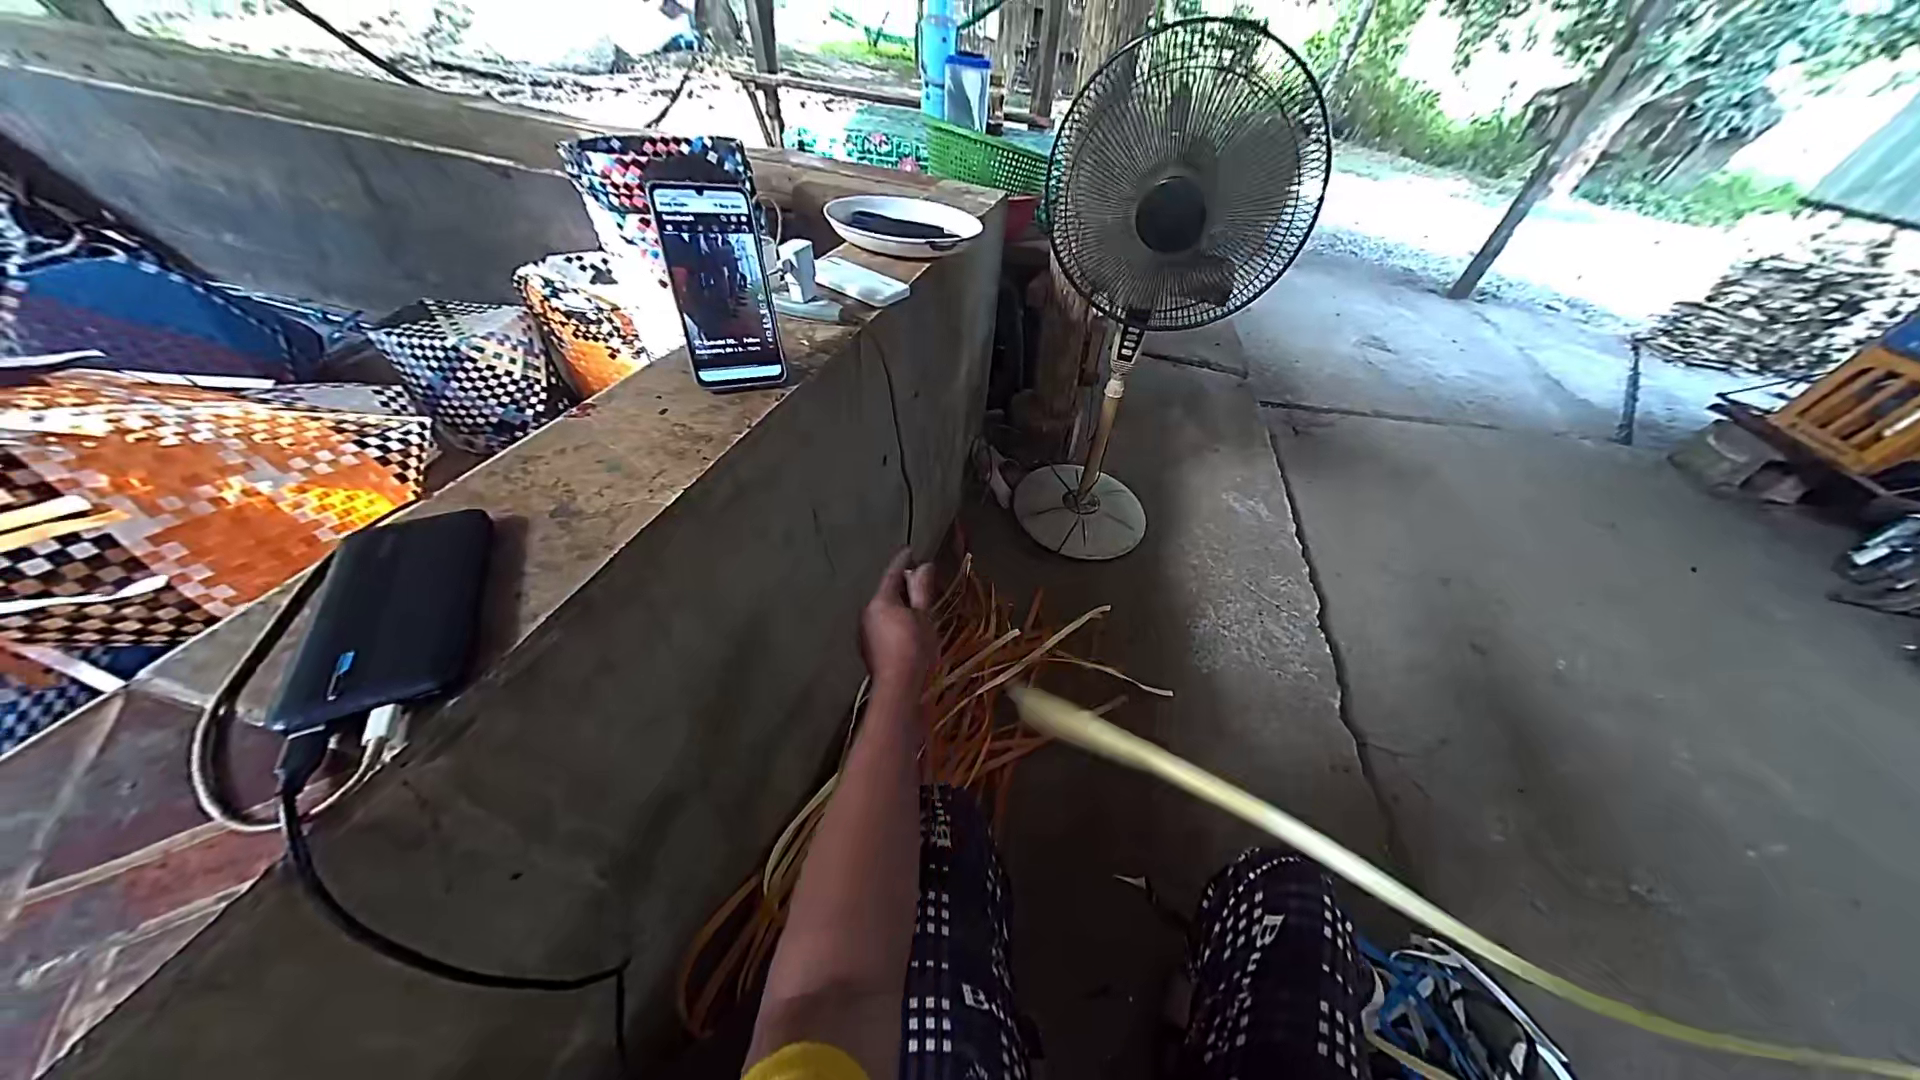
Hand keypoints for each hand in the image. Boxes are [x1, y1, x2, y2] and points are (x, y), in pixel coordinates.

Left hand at [860, 549, 935, 695]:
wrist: (899, 689)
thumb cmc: (914, 649)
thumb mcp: (924, 616)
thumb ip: (922, 590)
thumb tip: (924, 566)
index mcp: (881, 601)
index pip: (892, 574)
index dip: (903, 561)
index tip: (910, 551)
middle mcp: (868, 614)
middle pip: (887, 593)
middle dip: (903, 586)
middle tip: (921, 581)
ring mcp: (866, 633)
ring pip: (885, 611)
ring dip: (900, 607)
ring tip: (919, 609)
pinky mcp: (870, 650)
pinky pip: (883, 627)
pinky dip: (896, 623)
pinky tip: (910, 632)